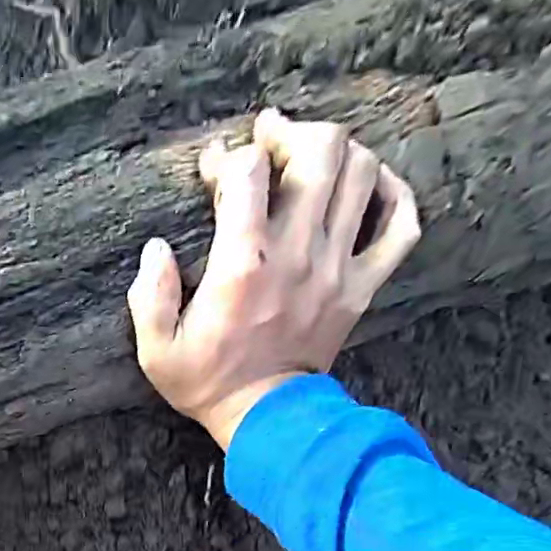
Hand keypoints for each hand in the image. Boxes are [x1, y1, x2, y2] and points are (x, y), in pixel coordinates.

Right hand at [129, 108, 422, 448]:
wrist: (264, 418)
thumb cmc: (206, 382)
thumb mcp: (155, 350)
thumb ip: (149, 295)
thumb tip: (156, 248)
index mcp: (242, 265)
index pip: (247, 173)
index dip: (227, 156)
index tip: (212, 166)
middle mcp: (297, 254)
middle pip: (320, 152)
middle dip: (291, 132)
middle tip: (269, 137)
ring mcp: (338, 268)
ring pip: (362, 174)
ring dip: (336, 152)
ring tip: (308, 157)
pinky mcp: (363, 286)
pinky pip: (402, 224)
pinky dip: (393, 193)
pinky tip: (368, 185)